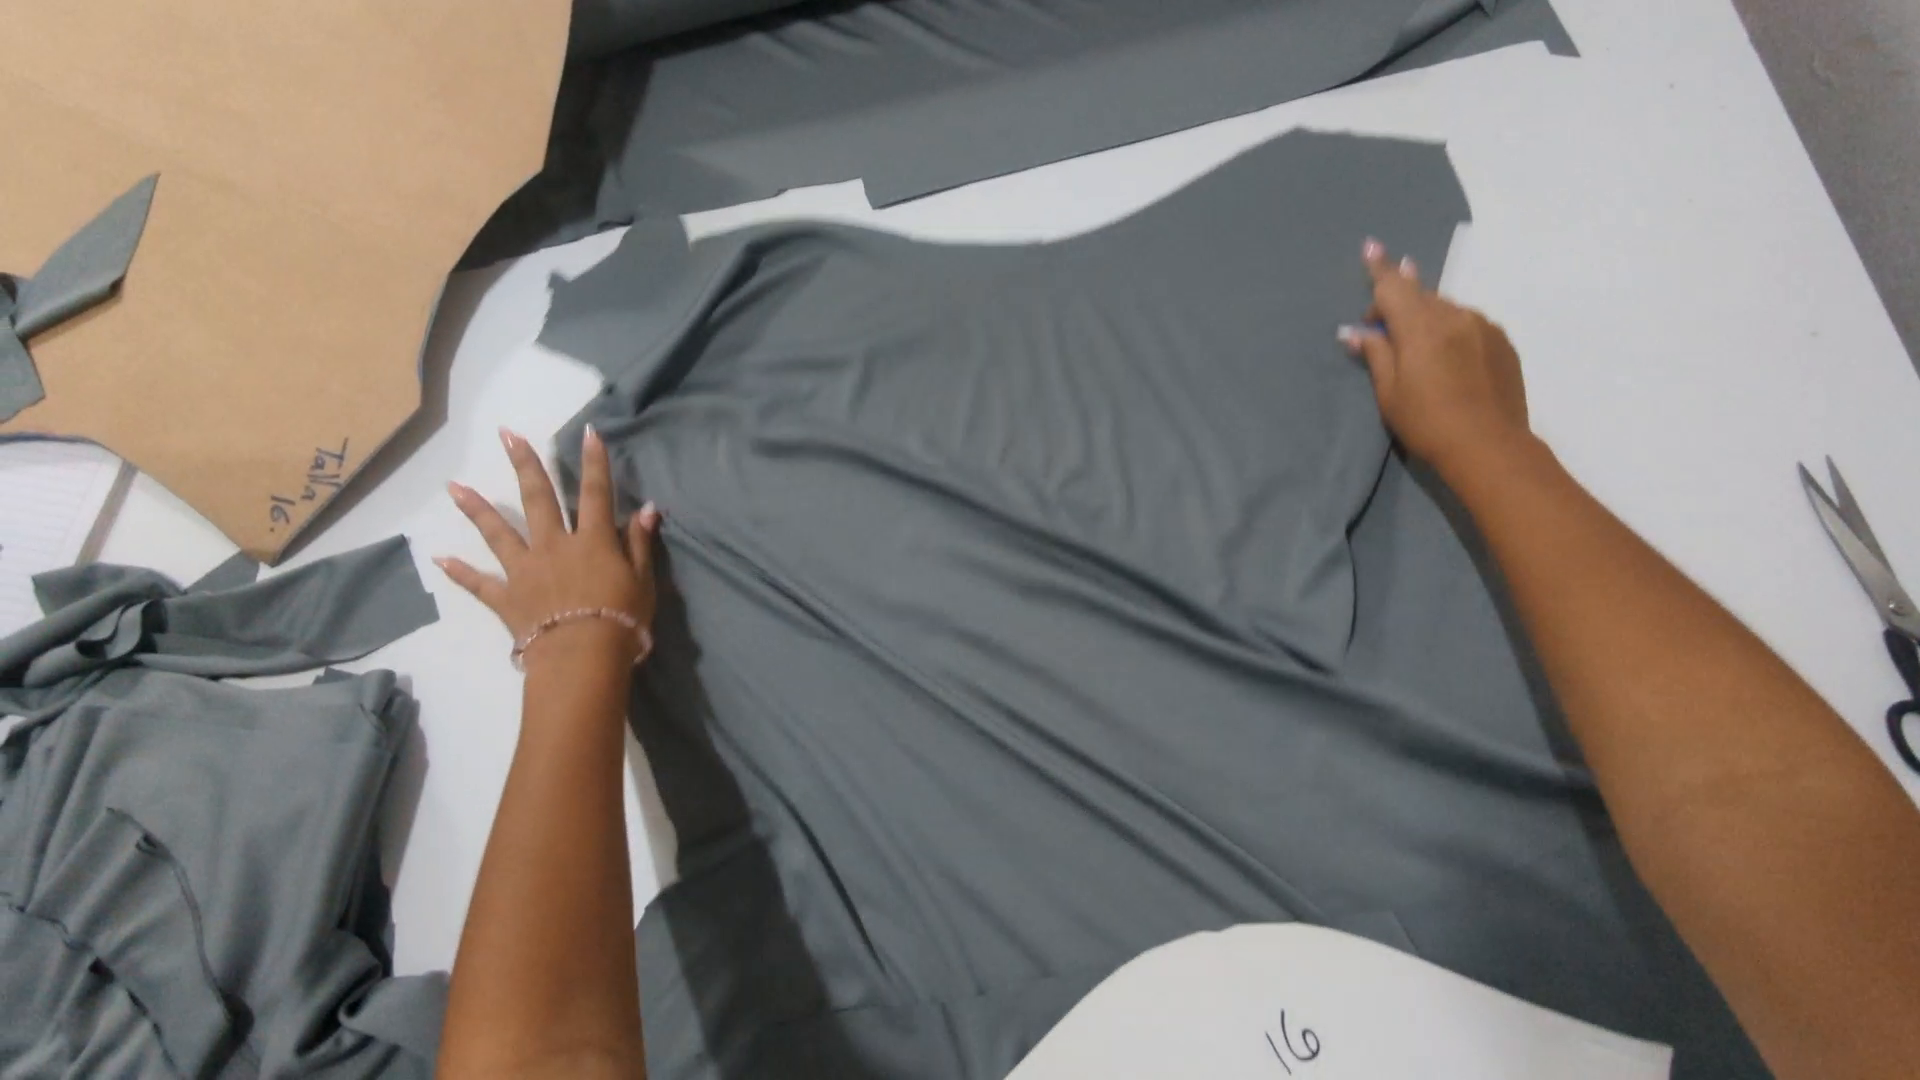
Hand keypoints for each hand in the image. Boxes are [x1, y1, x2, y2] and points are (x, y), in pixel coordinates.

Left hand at [437, 426, 661, 667]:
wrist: (582, 656)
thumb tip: (646, 508)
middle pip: (538, 499)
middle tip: (507, 435)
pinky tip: (439, 559)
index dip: (594, 462)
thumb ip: (639, 543)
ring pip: (498, 532)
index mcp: (592, 540)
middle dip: (525, 464)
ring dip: (477, 508)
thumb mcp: (643, 580)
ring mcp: (525, 569)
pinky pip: (479, 583)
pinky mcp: (505, 597)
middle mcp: (554, 545)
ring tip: (454, 486)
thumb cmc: (622, 619)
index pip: (595, 493)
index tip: (587, 433)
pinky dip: (460, 572)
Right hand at [1339, 239, 1532, 480]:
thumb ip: (1376, 354)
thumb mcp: (1389, 392)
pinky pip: (1468, 324)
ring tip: (1413, 341)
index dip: (1380, 268)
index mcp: (1421, 328)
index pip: (1394, 288)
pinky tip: (1445, 356)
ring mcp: (1483, 327)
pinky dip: (1449, 330)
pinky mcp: (1502, 343)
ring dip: (1425, 317)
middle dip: (1399, 300)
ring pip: (1446, 309)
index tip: (1371, 246)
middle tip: (1379, 319)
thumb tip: (1356, 331)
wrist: (1489, 446)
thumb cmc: (1426, 422)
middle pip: (1421, 296)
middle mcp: (1455, 317)